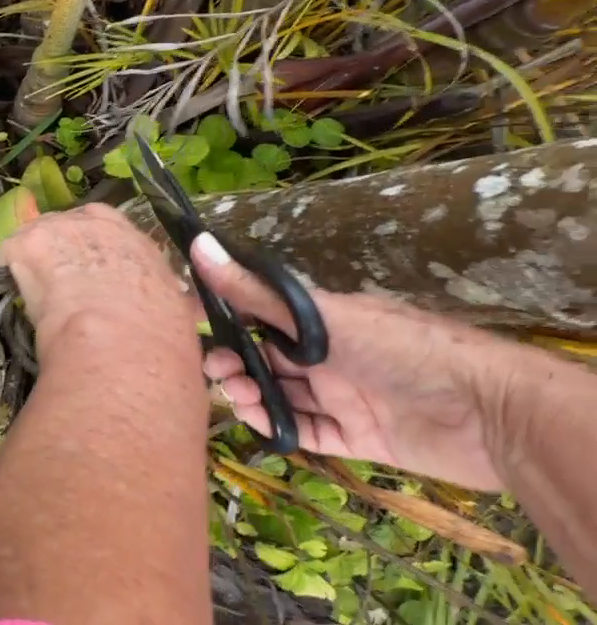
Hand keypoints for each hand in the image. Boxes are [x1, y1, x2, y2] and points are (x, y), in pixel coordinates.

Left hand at [0, 204, 190, 349]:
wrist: (118, 340)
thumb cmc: (155, 332)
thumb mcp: (171, 301)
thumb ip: (155, 287)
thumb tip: (159, 299)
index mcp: (128, 230)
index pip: (101, 229)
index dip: (89, 252)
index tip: (86, 273)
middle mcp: (89, 218)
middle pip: (63, 230)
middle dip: (58, 253)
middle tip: (61, 287)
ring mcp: (51, 226)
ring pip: (34, 239)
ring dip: (33, 262)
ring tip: (42, 296)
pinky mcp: (21, 243)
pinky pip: (8, 255)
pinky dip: (10, 274)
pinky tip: (21, 296)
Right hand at [192, 233, 526, 489]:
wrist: (491, 415)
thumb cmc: (402, 349)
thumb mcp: (319, 316)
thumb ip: (253, 291)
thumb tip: (198, 243)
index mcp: (317, 323)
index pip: (254, 315)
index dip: (220, 319)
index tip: (187, 325)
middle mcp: (324, 357)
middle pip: (260, 358)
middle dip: (229, 361)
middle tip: (214, 369)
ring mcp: (340, 397)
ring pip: (277, 394)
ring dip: (247, 392)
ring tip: (235, 394)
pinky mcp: (355, 436)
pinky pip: (303, 430)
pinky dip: (276, 426)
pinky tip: (259, 420)